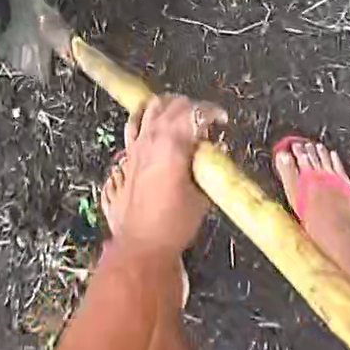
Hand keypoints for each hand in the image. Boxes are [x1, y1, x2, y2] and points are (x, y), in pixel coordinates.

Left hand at [107, 94, 227, 258]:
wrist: (141, 245)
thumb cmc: (174, 223)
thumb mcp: (201, 195)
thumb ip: (207, 167)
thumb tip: (215, 150)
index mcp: (173, 142)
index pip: (195, 112)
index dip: (211, 111)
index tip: (222, 119)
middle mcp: (153, 136)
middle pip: (173, 104)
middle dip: (193, 108)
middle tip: (206, 122)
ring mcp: (137, 143)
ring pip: (152, 107)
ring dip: (169, 106)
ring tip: (181, 115)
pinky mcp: (127, 153)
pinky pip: (135, 122)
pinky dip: (146, 116)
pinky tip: (153, 124)